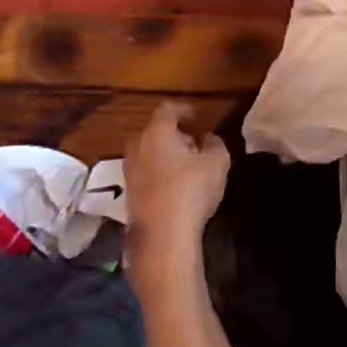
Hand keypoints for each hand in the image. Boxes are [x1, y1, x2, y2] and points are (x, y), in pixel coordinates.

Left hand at [124, 101, 229, 266]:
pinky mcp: (129, 194)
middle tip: (195, 142)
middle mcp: (137, 147)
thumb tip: (208, 138)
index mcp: (157, 132)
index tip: (200, 118)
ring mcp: (130, 172)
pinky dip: (160, 172)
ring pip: (149, 153)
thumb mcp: (217, 162)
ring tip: (188, 166)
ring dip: (166, 154)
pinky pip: (146, 172)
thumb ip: (215, 143)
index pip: (168, 109)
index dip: (185, 110)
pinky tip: (177, 186)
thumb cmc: (191, 190)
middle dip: (175, 134)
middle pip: (155, 131)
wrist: (162, 237)